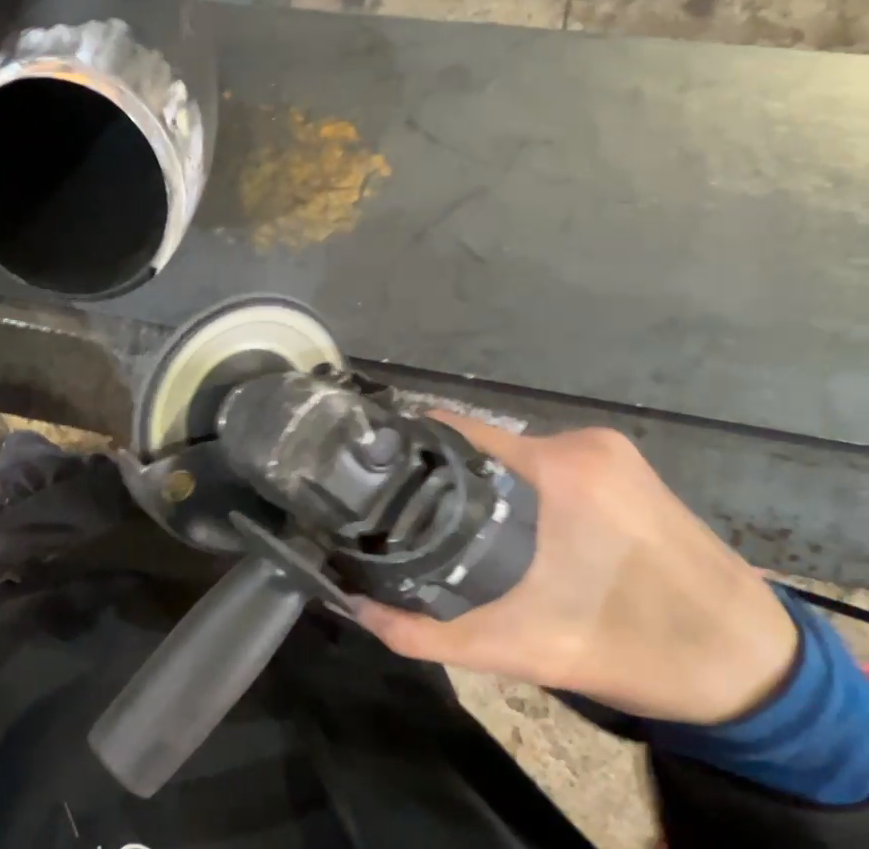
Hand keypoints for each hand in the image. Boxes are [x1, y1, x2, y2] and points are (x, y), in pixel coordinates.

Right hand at [355, 413, 798, 725]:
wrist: (753, 673)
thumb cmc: (633, 649)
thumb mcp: (517, 649)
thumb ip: (422, 632)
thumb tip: (351, 607)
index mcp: (558, 468)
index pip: (445, 432)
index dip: (398, 453)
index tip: (363, 479)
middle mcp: (582, 445)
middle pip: (473, 446)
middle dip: (433, 478)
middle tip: (397, 515)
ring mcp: (610, 454)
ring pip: (507, 457)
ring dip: (474, 487)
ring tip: (440, 525)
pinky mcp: (628, 471)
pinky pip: (543, 467)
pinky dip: (515, 491)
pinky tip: (502, 528)